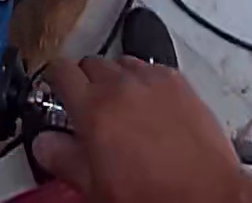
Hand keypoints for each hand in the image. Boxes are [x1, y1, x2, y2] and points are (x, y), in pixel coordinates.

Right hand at [33, 56, 251, 202]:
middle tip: (92, 111)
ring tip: (124, 111)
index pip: (61, 69)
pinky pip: (150, 68)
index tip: (58, 90)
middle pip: (89, 63)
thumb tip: (44, 144)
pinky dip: (145, 82)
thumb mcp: (97, 190)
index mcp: (94, 108)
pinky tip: (151, 109)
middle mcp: (120, 84)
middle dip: (86, 83)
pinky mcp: (176, 79)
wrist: (207, 200)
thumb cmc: (154, 199)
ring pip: (120, 63)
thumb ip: (65, 159)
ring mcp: (150, 77)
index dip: (55, 78)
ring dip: (116, 80)